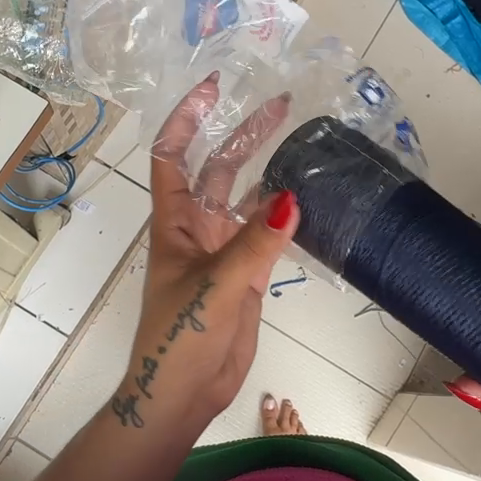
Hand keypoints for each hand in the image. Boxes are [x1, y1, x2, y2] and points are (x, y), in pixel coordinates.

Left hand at [106, 75, 298, 433]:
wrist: (184, 392)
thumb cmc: (179, 336)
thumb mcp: (216, 287)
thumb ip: (254, 245)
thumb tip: (292, 198)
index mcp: (174, 221)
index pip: (172, 155)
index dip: (187, 119)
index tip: (213, 88)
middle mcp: (198, 226)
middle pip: (219, 167)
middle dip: (243, 134)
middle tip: (281, 103)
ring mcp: (223, 248)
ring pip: (246, 196)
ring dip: (267, 167)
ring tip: (301, 139)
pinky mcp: (246, 272)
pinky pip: (266, 230)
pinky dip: (284, 212)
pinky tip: (307, 194)